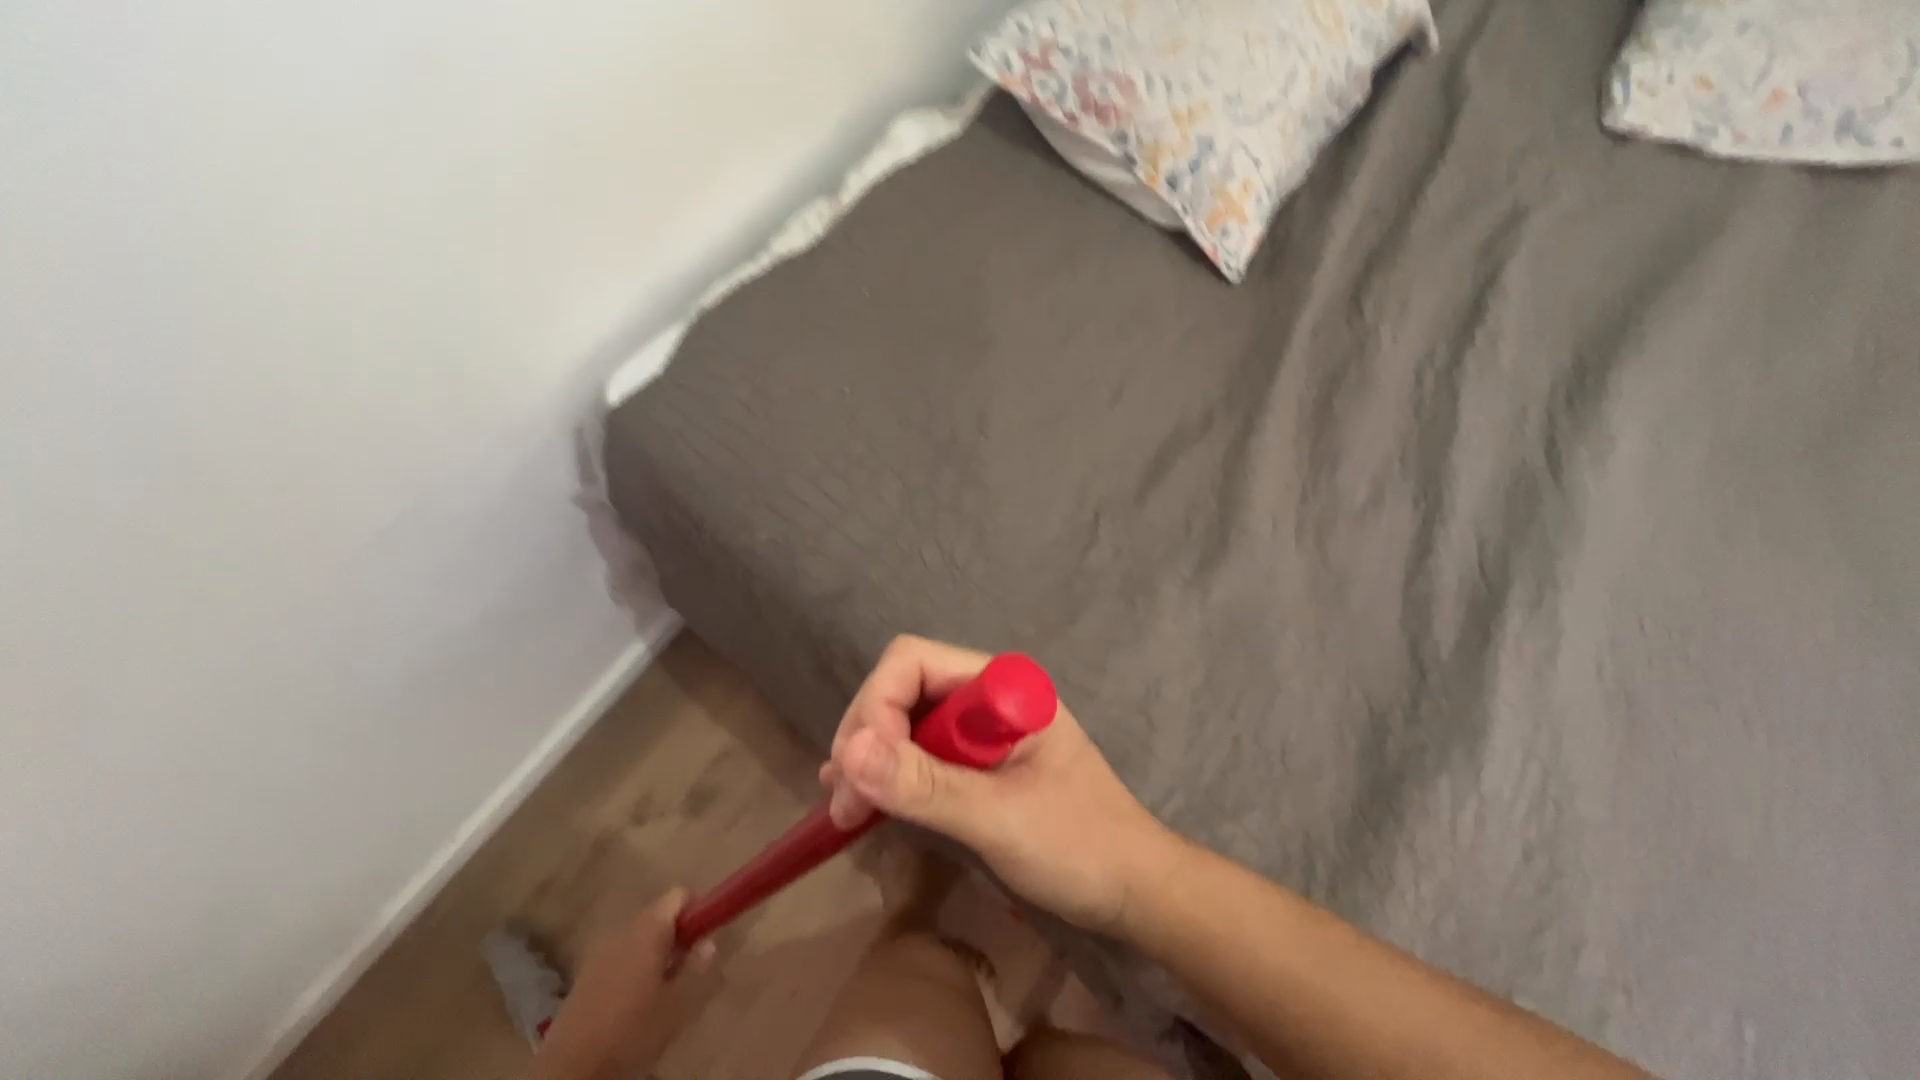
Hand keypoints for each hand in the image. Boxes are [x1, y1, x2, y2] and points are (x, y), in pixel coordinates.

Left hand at [530, 889, 712, 1079]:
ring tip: (667, 985)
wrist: (572, 1069)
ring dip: (657, 950)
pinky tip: (638, 998)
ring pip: (638, 936)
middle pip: (658, 914)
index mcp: (648, 931)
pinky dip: (636, 963)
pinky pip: (620, 954)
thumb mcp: (676, 1004)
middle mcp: (622, 932)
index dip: (698, 909)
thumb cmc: (633, 1031)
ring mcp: (599, 952)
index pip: (678, 896)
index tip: (708, 934)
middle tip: (691, 964)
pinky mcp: (585, 974)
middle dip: (678, 932)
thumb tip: (708, 942)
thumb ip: (695, 967)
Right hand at [819, 635, 1180, 934]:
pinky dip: (889, 778)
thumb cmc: (1081, 848)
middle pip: (901, 689)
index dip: (876, 705)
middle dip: (866, 738)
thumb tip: (848, 753)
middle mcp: (986, 698)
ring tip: (846, 810)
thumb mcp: (999, 819)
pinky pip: (918, 756)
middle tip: (843, 800)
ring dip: (870, 761)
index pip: (913, 662)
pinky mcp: (975, 766)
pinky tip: (866, 804)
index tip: (858, 768)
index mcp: (1004, 688)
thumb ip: (926, 786)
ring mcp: (980, 731)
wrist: (1134, 892)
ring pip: (904, 724)